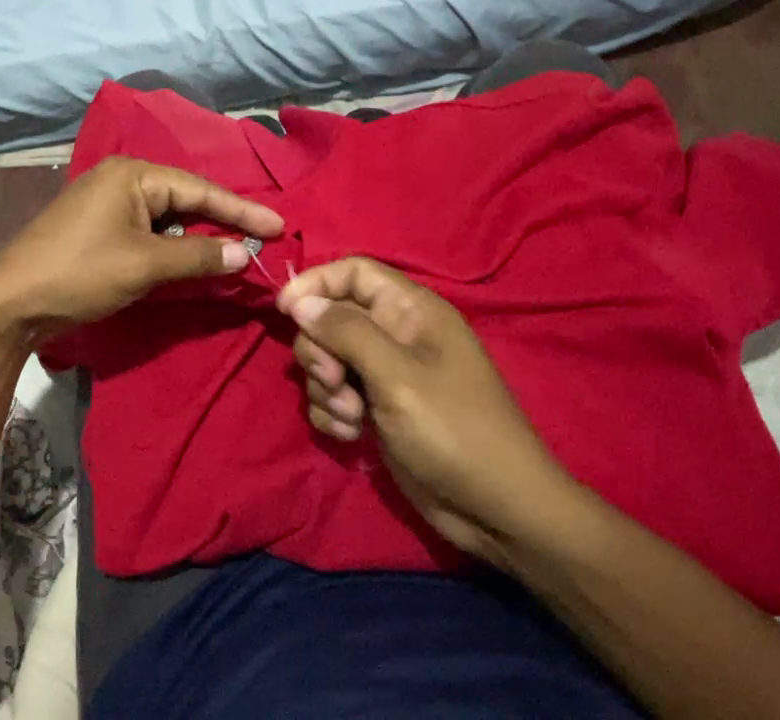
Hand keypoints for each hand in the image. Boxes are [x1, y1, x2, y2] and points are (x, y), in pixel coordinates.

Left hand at [0, 156, 284, 344]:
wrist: (10, 303)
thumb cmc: (80, 274)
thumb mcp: (145, 265)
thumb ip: (198, 256)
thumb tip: (244, 252)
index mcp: (132, 174)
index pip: (200, 189)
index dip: (242, 210)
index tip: (279, 225)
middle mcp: (120, 179)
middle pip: (184, 199)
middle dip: (222, 221)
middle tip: (262, 240)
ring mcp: (105, 203)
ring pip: (166, 217)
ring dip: (197, 236)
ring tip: (235, 252)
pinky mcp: (97, 228)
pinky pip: (147, 231)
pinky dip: (172, 246)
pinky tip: (192, 260)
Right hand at [276, 257, 576, 564]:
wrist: (494, 508)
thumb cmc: (454, 430)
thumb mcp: (397, 376)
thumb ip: (345, 331)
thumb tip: (298, 299)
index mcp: (411, 311)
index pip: (353, 272)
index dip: (316, 284)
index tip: (285, 312)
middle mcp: (397, 335)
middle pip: (331, 317)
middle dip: (320, 350)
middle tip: (335, 380)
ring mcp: (386, 374)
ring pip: (328, 360)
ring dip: (326, 389)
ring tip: (353, 418)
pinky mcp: (377, 410)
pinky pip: (335, 396)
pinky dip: (333, 414)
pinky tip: (351, 436)